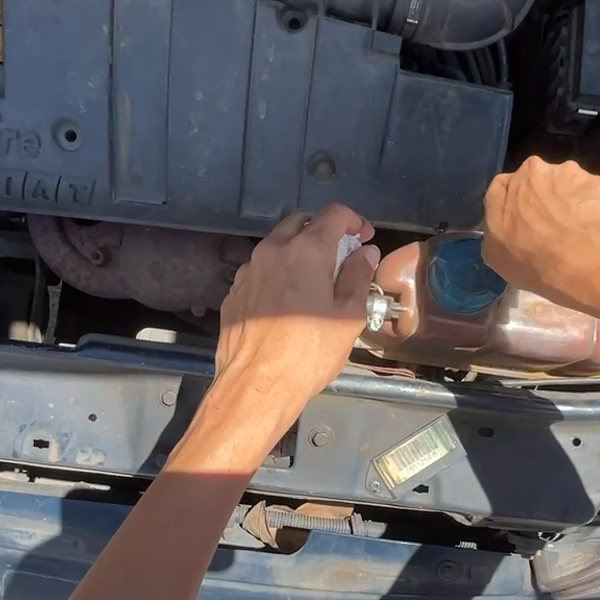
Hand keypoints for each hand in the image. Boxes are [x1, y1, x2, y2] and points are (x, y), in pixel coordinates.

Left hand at [211, 203, 379, 426]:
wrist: (256, 386)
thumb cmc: (309, 352)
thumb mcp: (348, 317)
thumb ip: (358, 276)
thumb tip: (366, 252)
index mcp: (306, 251)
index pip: (334, 214)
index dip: (354, 221)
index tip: (364, 238)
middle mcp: (272, 251)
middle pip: (301, 223)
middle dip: (324, 231)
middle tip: (340, 256)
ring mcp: (247, 271)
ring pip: (276, 246)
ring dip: (298, 252)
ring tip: (313, 281)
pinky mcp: (233, 293)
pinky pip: (259, 271)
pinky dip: (277, 274)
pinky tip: (286, 302)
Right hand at [481, 157, 599, 305]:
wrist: (583, 260)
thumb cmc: (531, 260)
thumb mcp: (495, 255)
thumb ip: (495, 231)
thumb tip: (504, 228)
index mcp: (505, 186)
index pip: (501, 189)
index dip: (510, 207)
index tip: (518, 225)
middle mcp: (534, 170)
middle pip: (534, 182)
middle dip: (540, 199)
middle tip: (548, 227)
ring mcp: (569, 173)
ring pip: (565, 184)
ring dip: (567, 201)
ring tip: (575, 231)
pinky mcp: (598, 181)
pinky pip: (590, 193)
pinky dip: (591, 206)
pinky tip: (594, 229)